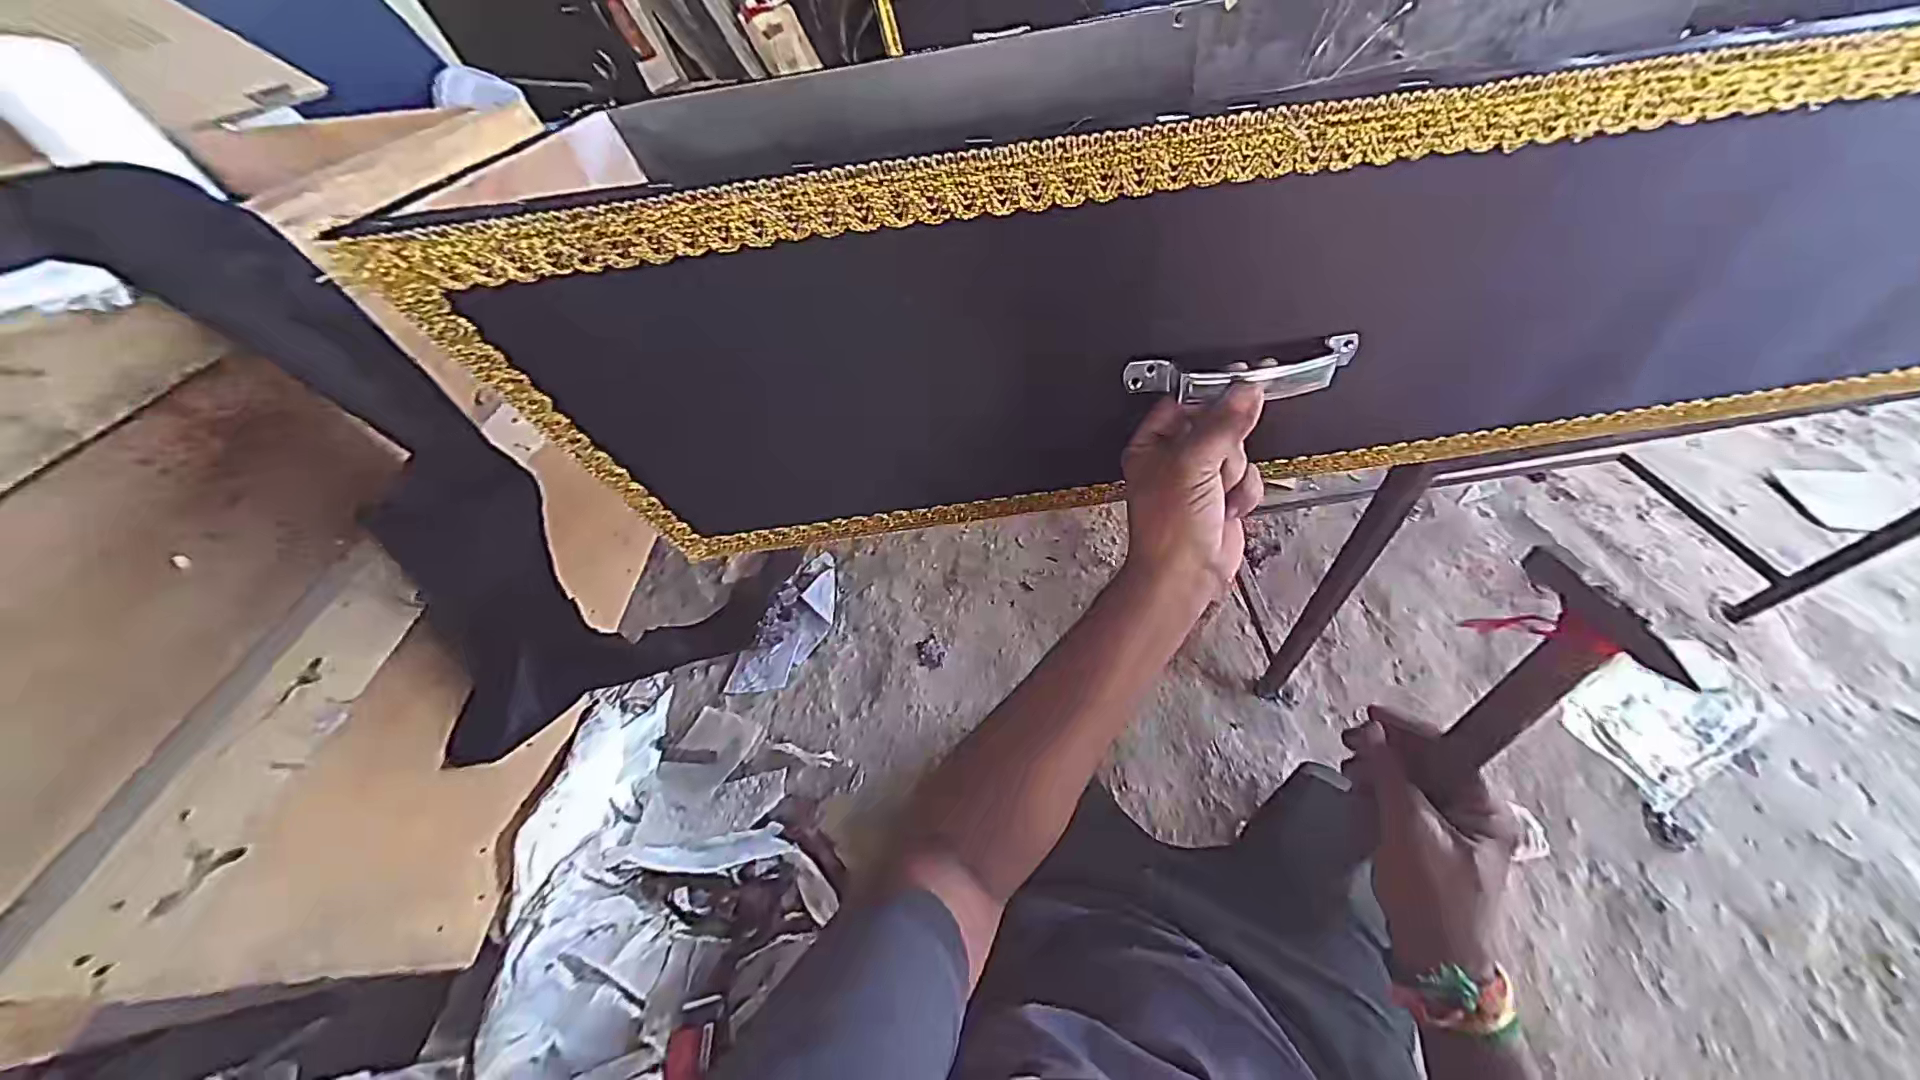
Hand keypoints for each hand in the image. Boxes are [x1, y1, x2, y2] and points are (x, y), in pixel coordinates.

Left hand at [1119, 385, 1264, 587]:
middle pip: (1219, 425)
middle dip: (1225, 448)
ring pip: (1239, 451)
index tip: (1237, 387)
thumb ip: (1221, 424)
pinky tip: (1227, 508)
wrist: (1186, 574)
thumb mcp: (1192, 464)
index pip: (1185, 401)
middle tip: (1214, 467)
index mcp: (1151, 444)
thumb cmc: (1167, 530)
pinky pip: (1249, 477)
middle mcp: (1174, 458)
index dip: (1210, 396)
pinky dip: (1244, 493)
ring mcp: (1200, 477)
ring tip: (1215, 494)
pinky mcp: (1223, 495)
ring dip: (1234, 474)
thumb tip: (1244, 392)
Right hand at [1342, 706, 1520, 977]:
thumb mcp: (1409, 830)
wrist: (1435, 960)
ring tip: (1350, 772)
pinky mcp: (1428, 838)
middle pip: (1427, 761)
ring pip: (1411, 778)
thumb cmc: (1432, 895)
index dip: (1407, 728)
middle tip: (1349, 744)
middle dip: (1386, 749)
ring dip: (1378, 769)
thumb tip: (1372, 732)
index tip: (1369, 714)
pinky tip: (1359, 790)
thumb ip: (1390, 777)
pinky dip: (1378, 789)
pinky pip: (1402, 799)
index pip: (1447, 749)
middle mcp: (1473, 810)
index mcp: (1486, 807)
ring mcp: (1451, 825)